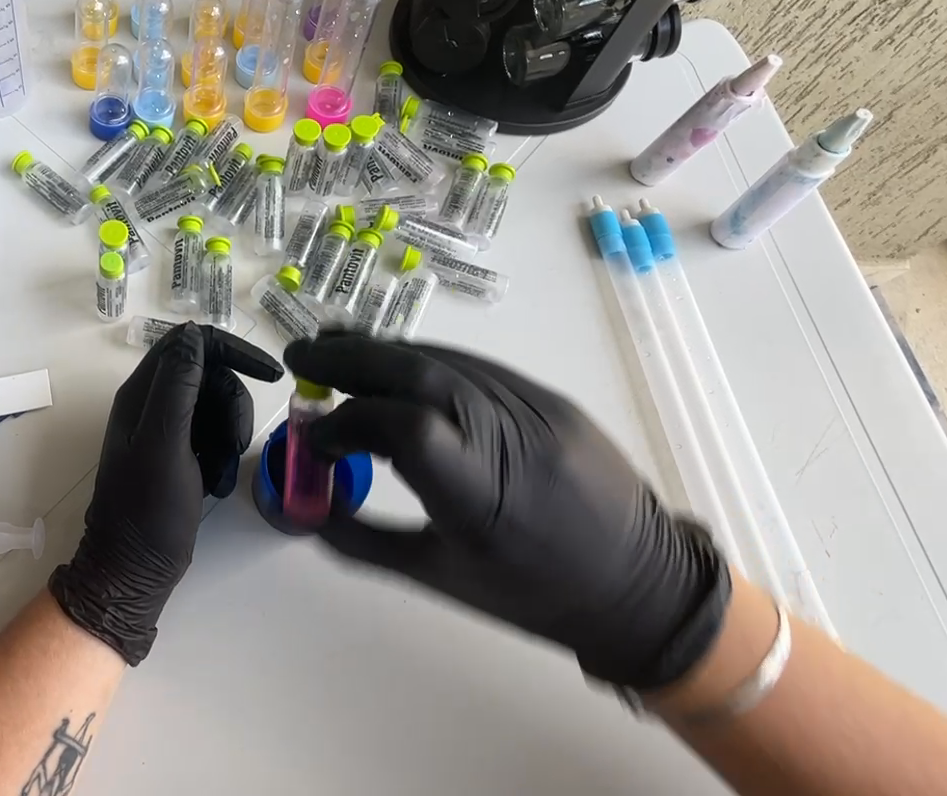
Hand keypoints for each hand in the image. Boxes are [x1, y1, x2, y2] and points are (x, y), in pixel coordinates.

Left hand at [49, 322, 281, 664]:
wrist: (135, 570)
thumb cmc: (148, 510)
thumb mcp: (164, 442)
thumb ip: (178, 385)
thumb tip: (193, 334)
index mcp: (142, 392)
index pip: (191, 343)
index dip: (232, 351)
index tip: (270, 375)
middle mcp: (152, 402)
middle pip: (211, 376)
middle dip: (232, 408)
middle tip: (231, 446)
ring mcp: (165, 428)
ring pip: (217, 406)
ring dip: (229, 437)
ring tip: (219, 472)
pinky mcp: (179, 452)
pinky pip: (214, 435)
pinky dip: (222, 456)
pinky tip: (215, 483)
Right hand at [284, 331, 730, 690]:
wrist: (644, 586)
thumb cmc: (531, 595)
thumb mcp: (437, 578)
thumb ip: (361, 539)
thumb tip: (305, 505)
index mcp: (483, 499)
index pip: (404, 429)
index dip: (346, 423)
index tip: (312, 436)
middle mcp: (512, 440)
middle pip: (418, 374)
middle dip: (349, 358)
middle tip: (301, 357)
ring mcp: (536, 410)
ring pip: (442, 360)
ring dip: (379, 352)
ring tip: (333, 350)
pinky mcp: (549, 398)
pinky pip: (471, 366)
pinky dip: (418, 362)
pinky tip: (390, 366)